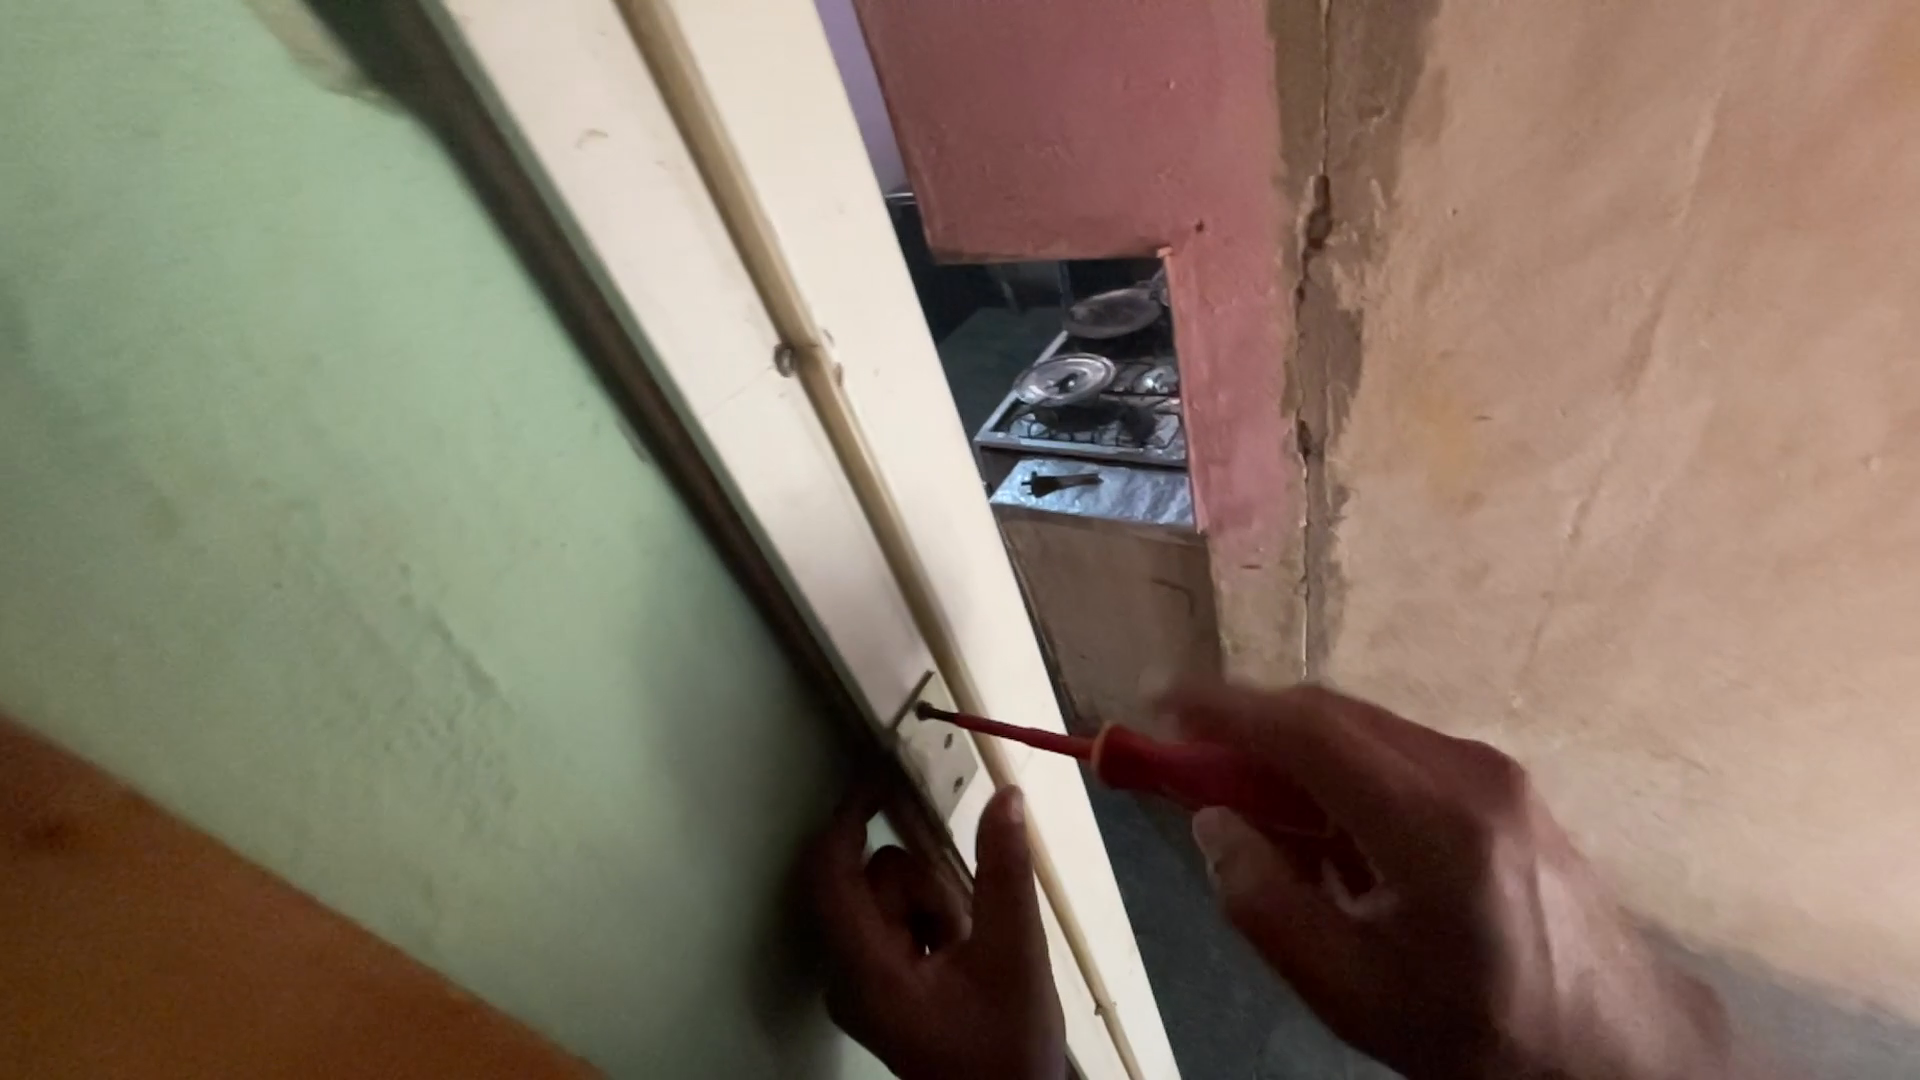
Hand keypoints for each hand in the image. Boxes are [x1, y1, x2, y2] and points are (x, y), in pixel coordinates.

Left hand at [806, 785, 1064, 1079]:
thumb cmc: (1006, 1048)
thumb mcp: (1015, 954)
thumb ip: (1005, 871)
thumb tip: (1005, 796)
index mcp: (864, 971)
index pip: (830, 876)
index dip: (847, 820)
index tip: (880, 781)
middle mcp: (848, 973)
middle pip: (870, 882)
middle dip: (923, 885)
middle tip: (963, 922)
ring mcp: (862, 980)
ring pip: (889, 895)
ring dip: (933, 902)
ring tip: (967, 946)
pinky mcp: (880, 981)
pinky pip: (897, 918)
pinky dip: (931, 916)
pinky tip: (960, 951)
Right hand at [1165, 683, 1731, 1079]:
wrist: (1625, 1054)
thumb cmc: (1478, 1032)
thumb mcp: (1347, 991)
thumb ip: (1260, 900)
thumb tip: (1213, 820)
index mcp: (1432, 828)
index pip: (1304, 732)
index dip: (1223, 708)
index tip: (1161, 701)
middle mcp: (1464, 771)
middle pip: (1323, 712)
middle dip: (1244, 721)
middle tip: (1189, 752)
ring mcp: (1487, 766)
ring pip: (1352, 722)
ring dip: (1285, 742)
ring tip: (1250, 794)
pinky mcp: (1494, 775)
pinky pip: (1384, 742)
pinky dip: (1328, 757)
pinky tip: (1319, 811)